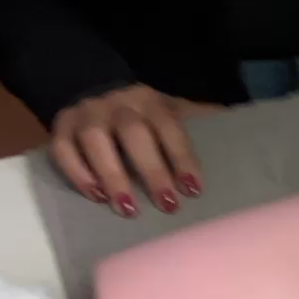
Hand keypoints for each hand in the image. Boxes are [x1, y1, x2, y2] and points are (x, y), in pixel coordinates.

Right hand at [49, 84, 214, 217]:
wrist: (94, 89)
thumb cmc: (146, 119)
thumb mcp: (174, 115)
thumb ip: (201, 124)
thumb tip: (238, 136)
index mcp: (152, 103)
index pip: (169, 128)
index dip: (181, 158)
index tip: (193, 190)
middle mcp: (118, 105)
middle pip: (133, 133)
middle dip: (151, 171)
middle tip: (167, 207)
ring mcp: (87, 115)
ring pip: (96, 140)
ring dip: (112, 175)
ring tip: (127, 209)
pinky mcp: (61, 127)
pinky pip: (63, 149)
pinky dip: (77, 173)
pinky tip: (95, 197)